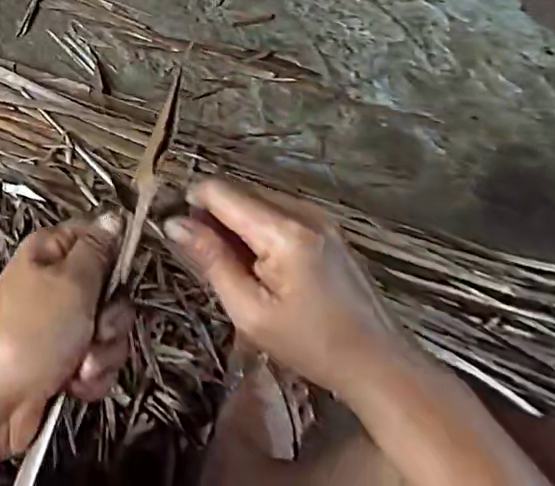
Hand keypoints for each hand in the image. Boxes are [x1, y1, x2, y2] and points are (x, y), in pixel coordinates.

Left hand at [0, 212, 133, 452]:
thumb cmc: (24, 335)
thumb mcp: (71, 281)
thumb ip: (98, 249)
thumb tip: (114, 218)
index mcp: (52, 250)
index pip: (99, 237)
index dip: (114, 259)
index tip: (113, 280)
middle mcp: (56, 282)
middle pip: (112, 289)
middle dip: (112, 317)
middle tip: (94, 327)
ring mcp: (60, 323)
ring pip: (110, 331)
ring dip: (103, 353)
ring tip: (79, 362)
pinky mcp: (64, 360)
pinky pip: (100, 363)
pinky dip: (92, 377)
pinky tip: (73, 382)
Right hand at [166, 177, 405, 391]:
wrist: (381, 365)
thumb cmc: (312, 345)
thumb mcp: (250, 312)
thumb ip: (211, 260)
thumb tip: (172, 222)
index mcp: (282, 231)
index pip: (219, 190)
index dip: (191, 203)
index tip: (179, 232)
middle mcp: (300, 209)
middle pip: (236, 190)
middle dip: (212, 214)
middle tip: (206, 257)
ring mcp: (316, 213)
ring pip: (254, 197)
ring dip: (233, 220)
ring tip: (235, 265)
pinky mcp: (324, 223)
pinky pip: (275, 208)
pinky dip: (256, 225)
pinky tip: (260, 263)